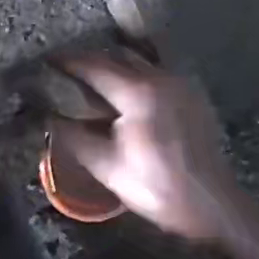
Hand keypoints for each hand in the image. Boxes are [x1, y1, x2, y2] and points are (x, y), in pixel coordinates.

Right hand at [50, 52, 246, 242]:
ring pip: (141, 61)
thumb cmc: (157, 187)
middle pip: (119, 56)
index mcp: (138, 92)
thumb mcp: (107, 167)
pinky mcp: (193, 92)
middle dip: (91, 60)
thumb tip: (49, 117)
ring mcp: (181, 82)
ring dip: (116, 65)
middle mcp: (161, 77)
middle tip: (68, 71)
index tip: (48, 62)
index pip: (95, 65)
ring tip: (95, 80)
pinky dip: (138, 75)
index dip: (68, 62)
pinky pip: (159, 72)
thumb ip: (74, 137)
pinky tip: (128, 93)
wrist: (211, 201)